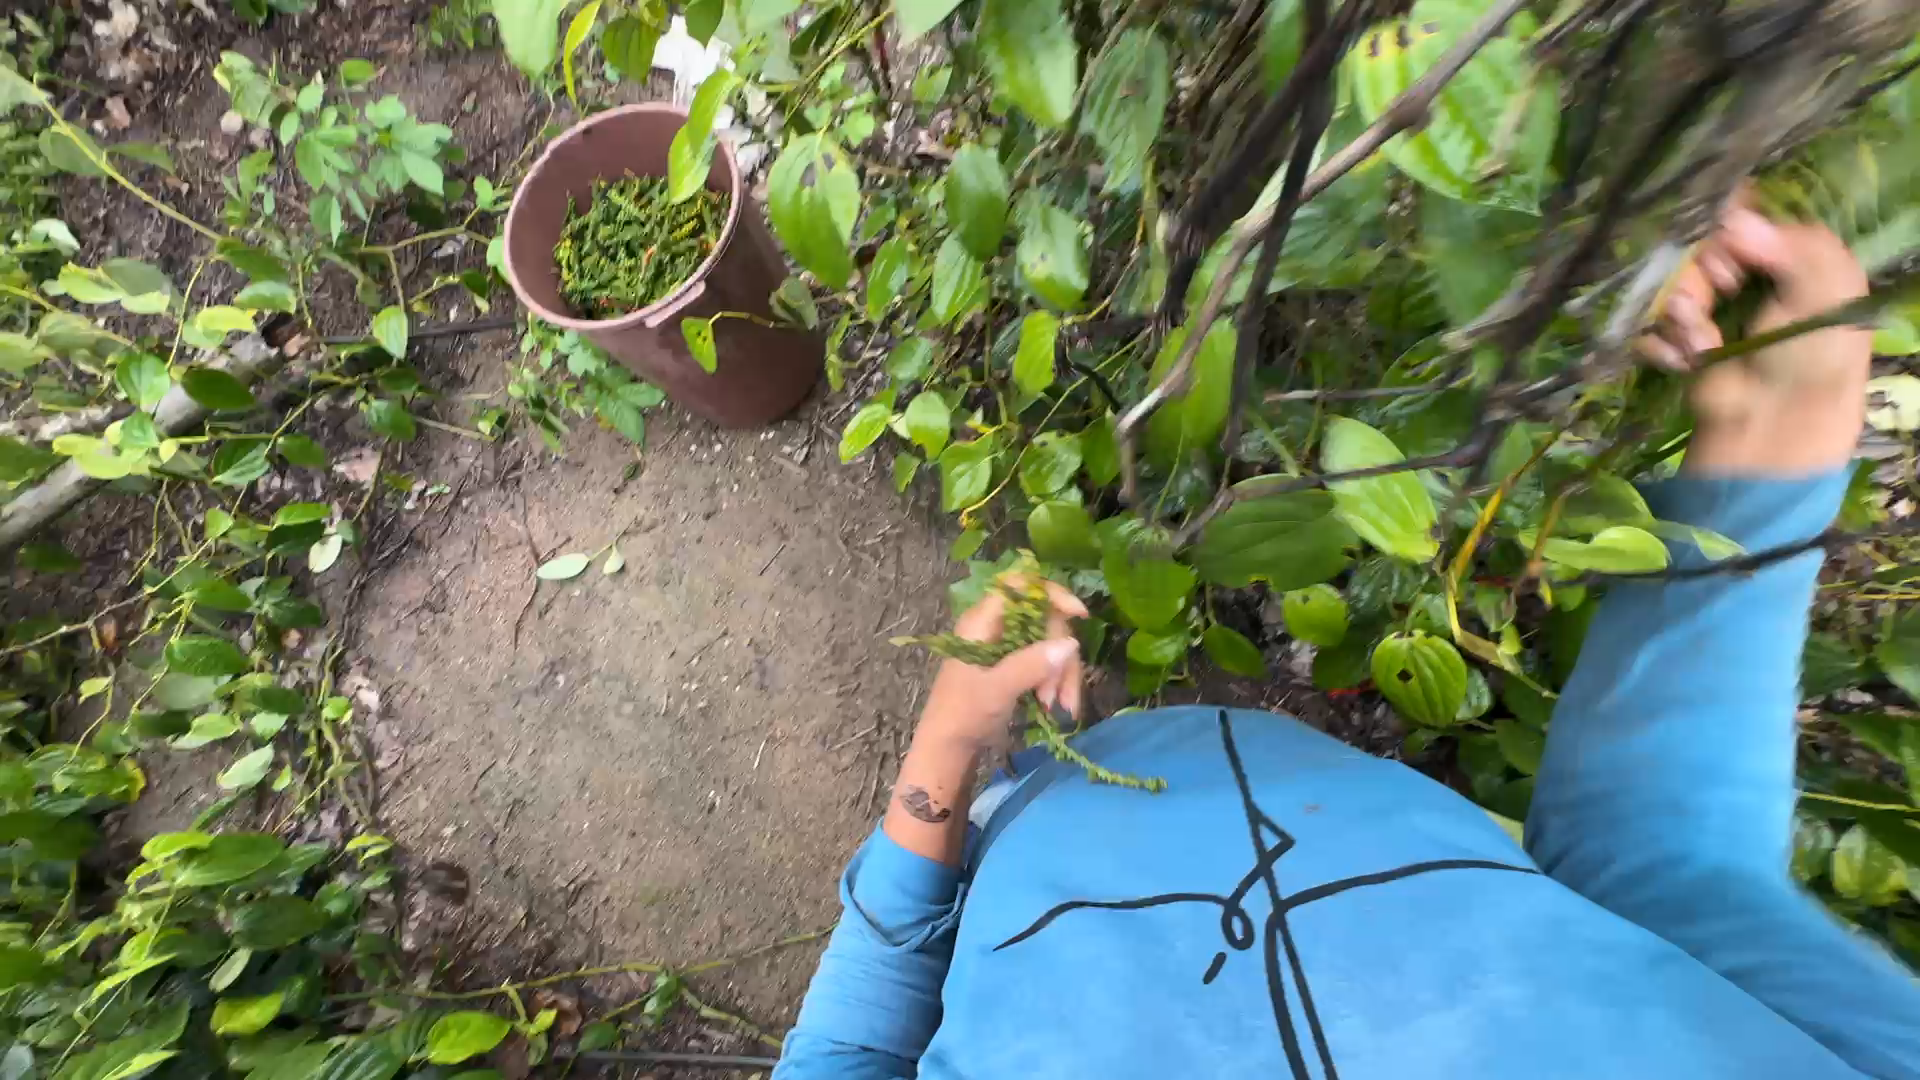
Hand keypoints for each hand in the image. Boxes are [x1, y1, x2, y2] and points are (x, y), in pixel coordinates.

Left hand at [915, 579, 1086, 750]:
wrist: (948, 748)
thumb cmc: (963, 715)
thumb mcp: (996, 691)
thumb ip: (1030, 665)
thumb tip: (1070, 643)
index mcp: (982, 621)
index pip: (1020, 587)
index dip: (1051, 594)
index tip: (1079, 615)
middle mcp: (996, 627)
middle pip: (1044, 619)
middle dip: (1060, 655)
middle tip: (1059, 695)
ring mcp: (1007, 646)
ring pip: (1050, 643)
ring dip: (1061, 674)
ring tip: (1060, 708)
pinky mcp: (1015, 665)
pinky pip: (1046, 661)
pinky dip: (1056, 682)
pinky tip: (1058, 707)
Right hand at [1642, 202, 1870, 473]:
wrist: (1773, 413)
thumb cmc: (1812, 351)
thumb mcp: (1825, 291)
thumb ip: (1790, 249)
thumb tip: (1731, 222)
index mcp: (1777, 253)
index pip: (1729, 225)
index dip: (1718, 242)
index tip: (1730, 270)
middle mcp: (1733, 275)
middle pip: (1686, 260)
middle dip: (1694, 289)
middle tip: (1709, 310)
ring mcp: (1697, 309)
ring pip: (1660, 295)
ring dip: (1677, 325)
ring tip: (1702, 350)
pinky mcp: (1666, 340)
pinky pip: (1641, 330)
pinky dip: (1658, 348)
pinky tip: (1683, 363)